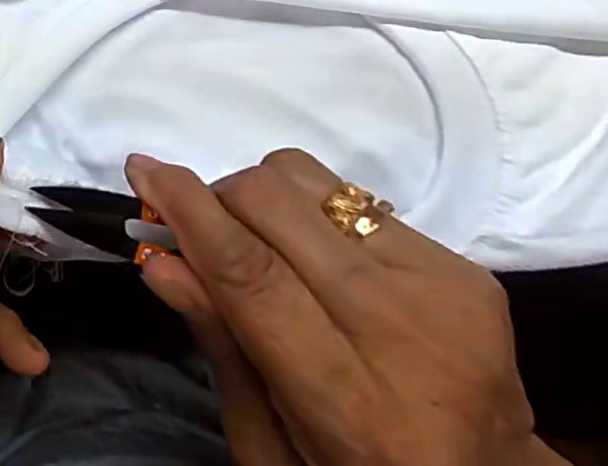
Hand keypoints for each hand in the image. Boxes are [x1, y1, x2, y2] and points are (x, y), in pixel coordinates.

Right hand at [128, 149, 566, 465]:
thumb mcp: (268, 445)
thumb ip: (218, 343)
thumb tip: (158, 257)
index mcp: (355, 408)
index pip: (252, 275)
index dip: (189, 212)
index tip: (143, 170)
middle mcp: (406, 331)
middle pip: (275, 205)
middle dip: (217, 196)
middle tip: (201, 227)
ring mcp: (444, 286)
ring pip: (308, 178)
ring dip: (261, 196)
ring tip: (262, 242)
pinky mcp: (464, 263)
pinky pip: (349, 193)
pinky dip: (310, 211)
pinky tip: (319, 257)